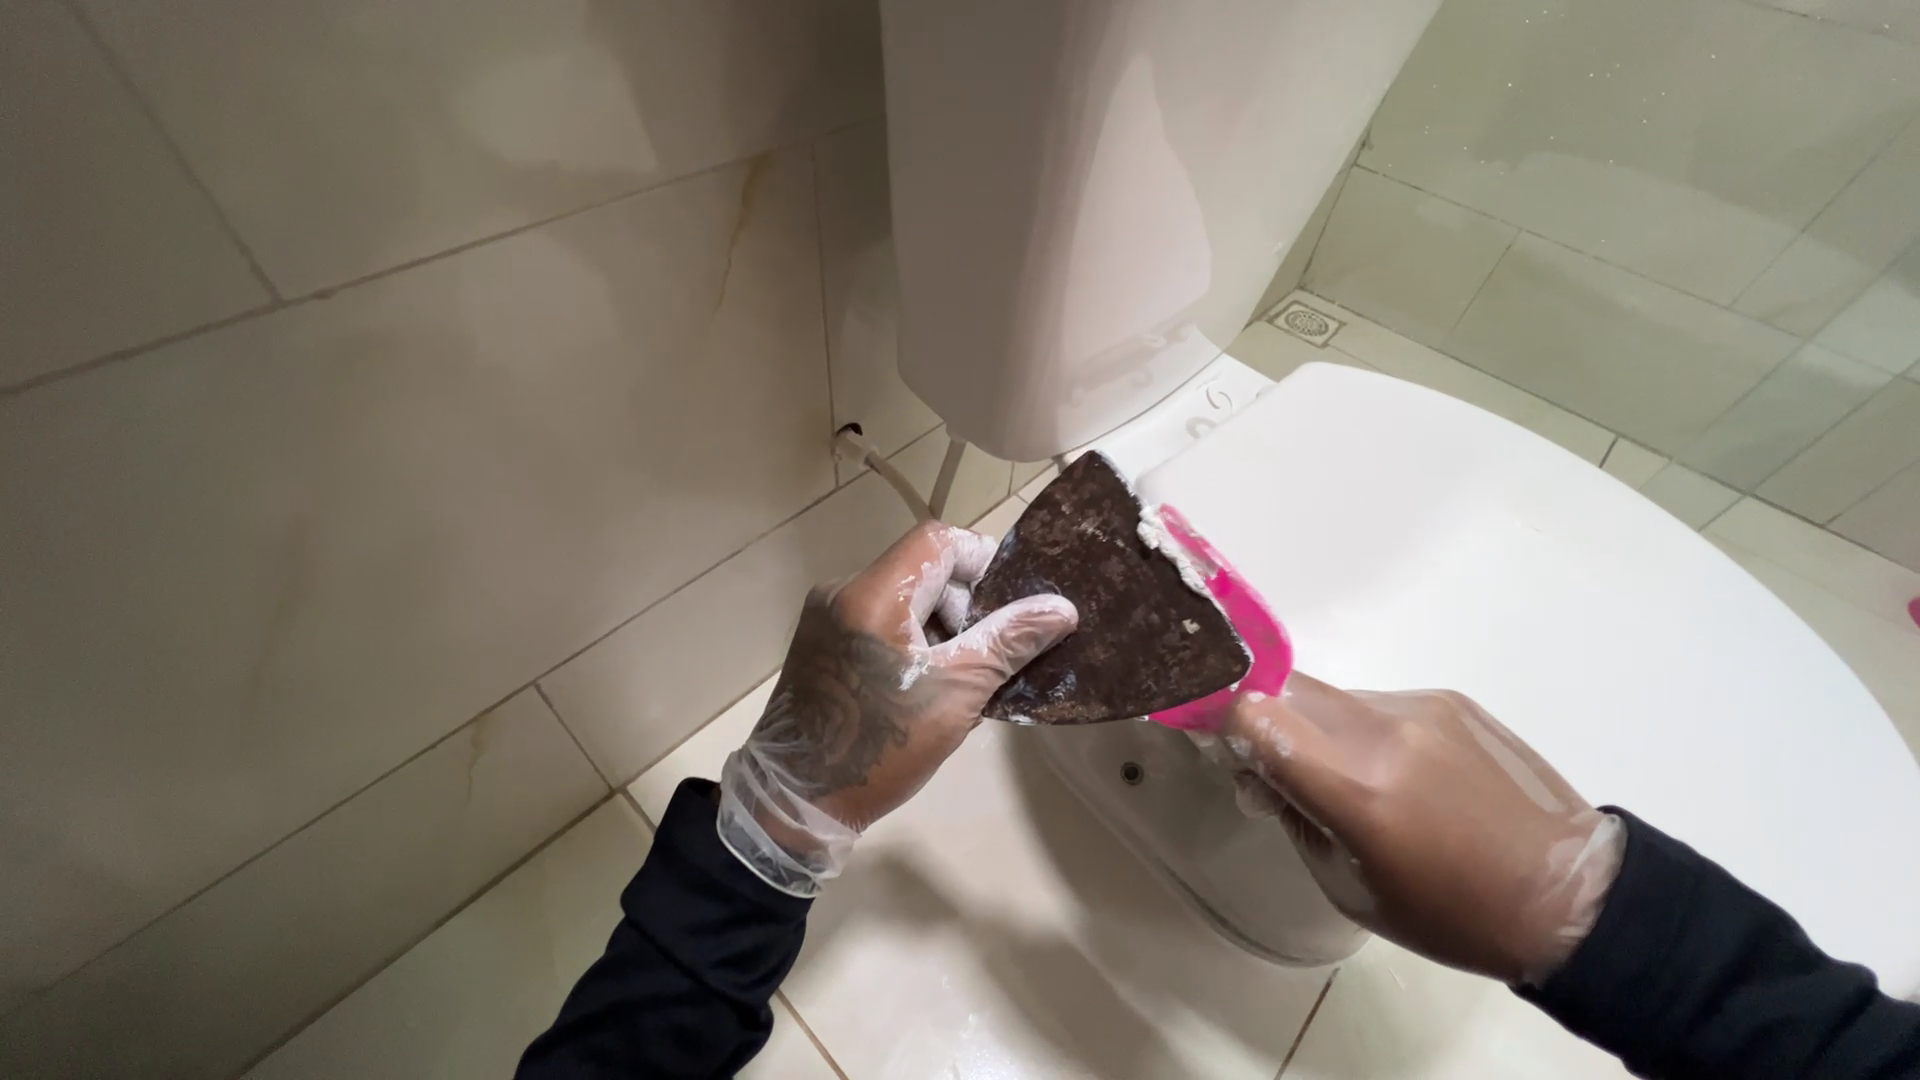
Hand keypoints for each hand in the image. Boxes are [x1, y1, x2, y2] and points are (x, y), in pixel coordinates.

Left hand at [718, 521, 1078, 895]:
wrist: (794, 803)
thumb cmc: (880, 746)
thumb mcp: (957, 693)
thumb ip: (1009, 641)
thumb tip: (1063, 607)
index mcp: (872, 592)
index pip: (937, 540)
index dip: (981, 561)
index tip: (1009, 605)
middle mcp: (843, 591)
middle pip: (921, 570)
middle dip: (964, 606)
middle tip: (987, 654)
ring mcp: (826, 619)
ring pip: (902, 600)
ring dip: (940, 629)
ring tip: (961, 679)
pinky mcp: (820, 646)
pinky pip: (879, 624)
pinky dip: (911, 644)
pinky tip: (927, 687)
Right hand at [1223, 674, 1624, 985]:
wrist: (1577, 897)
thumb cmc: (1450, 911)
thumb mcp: (1348, 885)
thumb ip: (1294, 815)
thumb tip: (1260, 773)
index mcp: (1356, 788)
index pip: (1257, 716)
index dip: (1221, 715)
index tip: (1211, 732)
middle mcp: (1383, 732)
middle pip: (1287, 692)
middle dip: (1266, 719)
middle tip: (1276, 765)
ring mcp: (1420, 708)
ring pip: (1333, 698)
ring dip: (1322, 729)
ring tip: (1359, 780)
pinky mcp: (1450, 699)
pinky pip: (1381, 705)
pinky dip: (1370, 732)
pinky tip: (1408, 775)